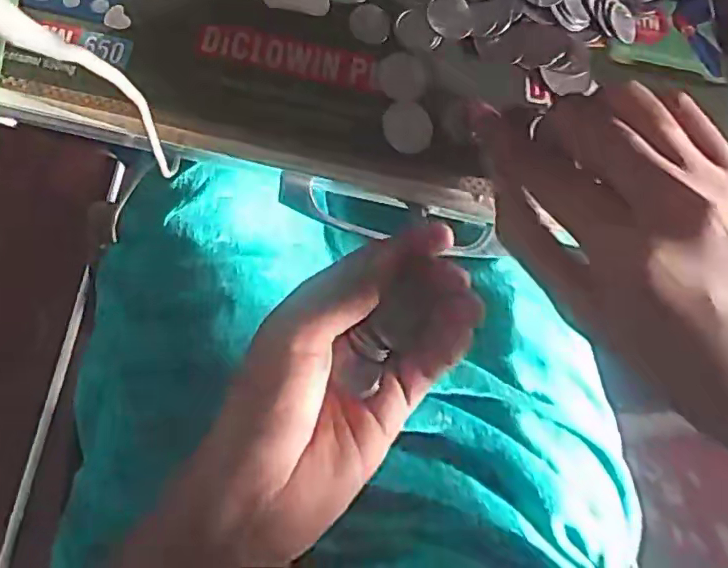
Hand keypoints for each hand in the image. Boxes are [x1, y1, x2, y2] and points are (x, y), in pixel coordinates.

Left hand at [115, 223, 483, 566]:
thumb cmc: (266, 399)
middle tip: (456, 270)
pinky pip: (420, 367)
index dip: (400, 249)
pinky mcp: (388, 408)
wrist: (258, 492)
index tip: (438, 234)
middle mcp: (343, 330)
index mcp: (315, 305)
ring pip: (412, 328)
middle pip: (393, 294)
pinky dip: (443, 346)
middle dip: (424, 278)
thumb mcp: (296, 334)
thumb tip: (392, 260)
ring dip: (440, 309)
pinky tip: (462, 327)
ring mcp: (368, 369)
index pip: (365, 267)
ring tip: (469, 297)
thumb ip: (345, 296)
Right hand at [472, 83, 727, 562]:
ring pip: (633, 101)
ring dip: (593, 107)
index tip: (479, 116)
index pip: (543, 171)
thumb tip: (503, 182)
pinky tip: (633, 128)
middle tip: (541, 145)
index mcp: (626, 252)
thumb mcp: (594, 321)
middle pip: (585, 121)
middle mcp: (671, 202)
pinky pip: (684, 110)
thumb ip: (536, 245)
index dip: (501, 138)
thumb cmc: (691, 375)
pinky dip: (645, 106)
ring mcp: (716, 182)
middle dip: (547, 122)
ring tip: (586, 137)